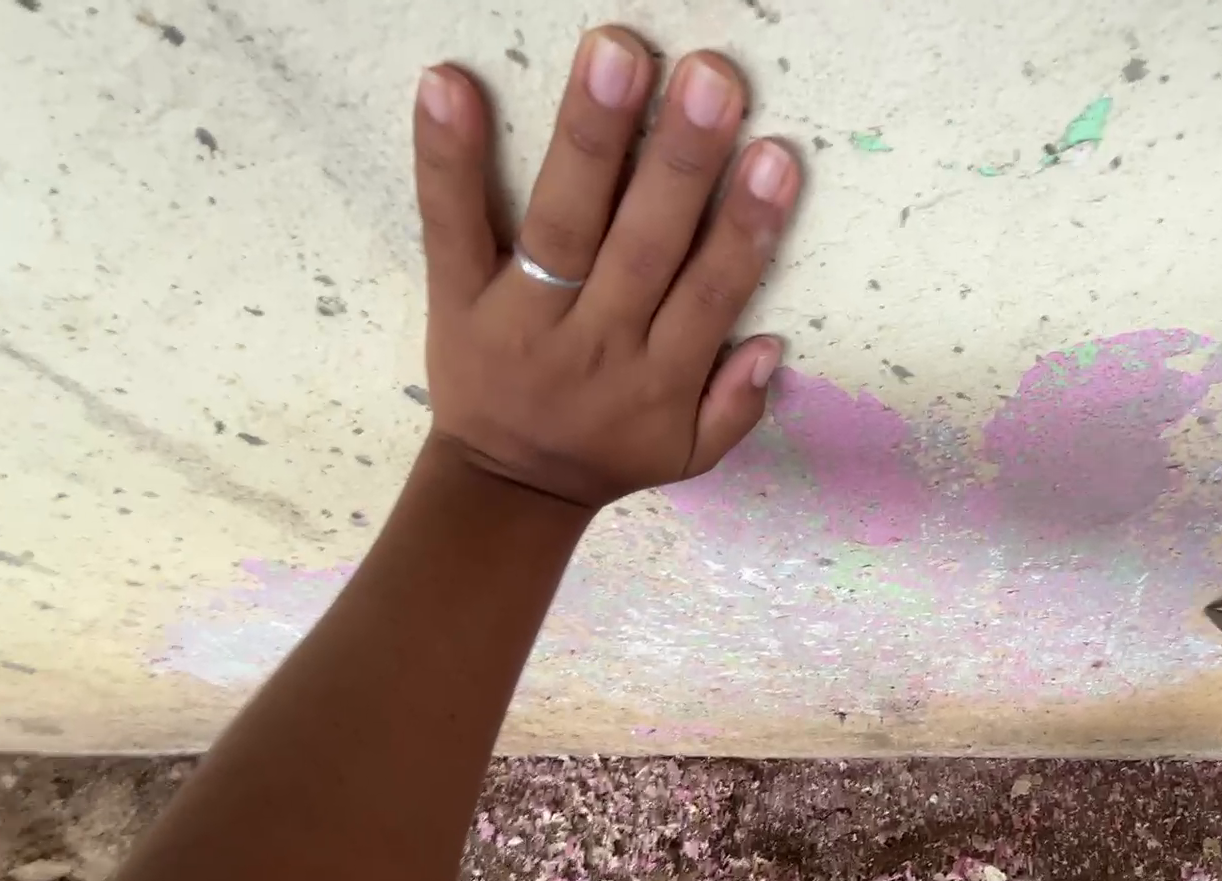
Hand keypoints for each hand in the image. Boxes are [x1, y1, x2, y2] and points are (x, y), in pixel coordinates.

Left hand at [411, 28, 801, 508]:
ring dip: (590, 139)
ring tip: (618, 56)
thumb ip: (737, 408)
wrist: (510, 484)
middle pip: (644, 247)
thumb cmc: (613, 456)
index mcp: (660, 379)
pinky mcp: (456, 298)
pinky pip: (450, 226)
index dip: (744, 230)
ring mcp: (522, 316)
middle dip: (681, 163)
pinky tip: (450, 83)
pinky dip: (447, 159)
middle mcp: (598, 342)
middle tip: (711, 79)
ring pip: (562, 224)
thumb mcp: (692, 457)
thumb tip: (771, 344)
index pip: (711, 295)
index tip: (775, 161)